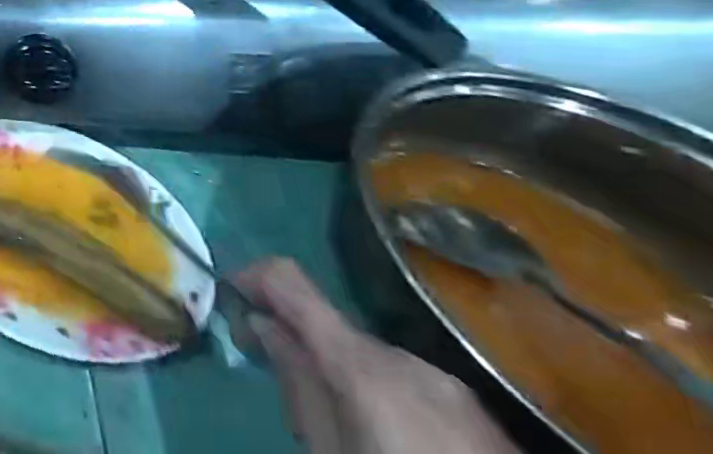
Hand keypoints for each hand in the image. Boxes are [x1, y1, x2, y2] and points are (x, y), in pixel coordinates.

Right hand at [237, 258, 518, 453]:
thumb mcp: (326, 450)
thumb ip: (296, 383)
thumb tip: (265, 325)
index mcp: (361, 363)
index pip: (289, 279)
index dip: (252, 277)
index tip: (231, 299)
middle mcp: (405, 358)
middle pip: (332, 329)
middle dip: (301, 346)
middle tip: (288, 393)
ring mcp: (451, 385)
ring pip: (372, 359)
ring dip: (346, 375)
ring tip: (349, 431)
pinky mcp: (481, 415)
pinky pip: (412, 385)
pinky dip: (386, 397)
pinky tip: (397, 445)